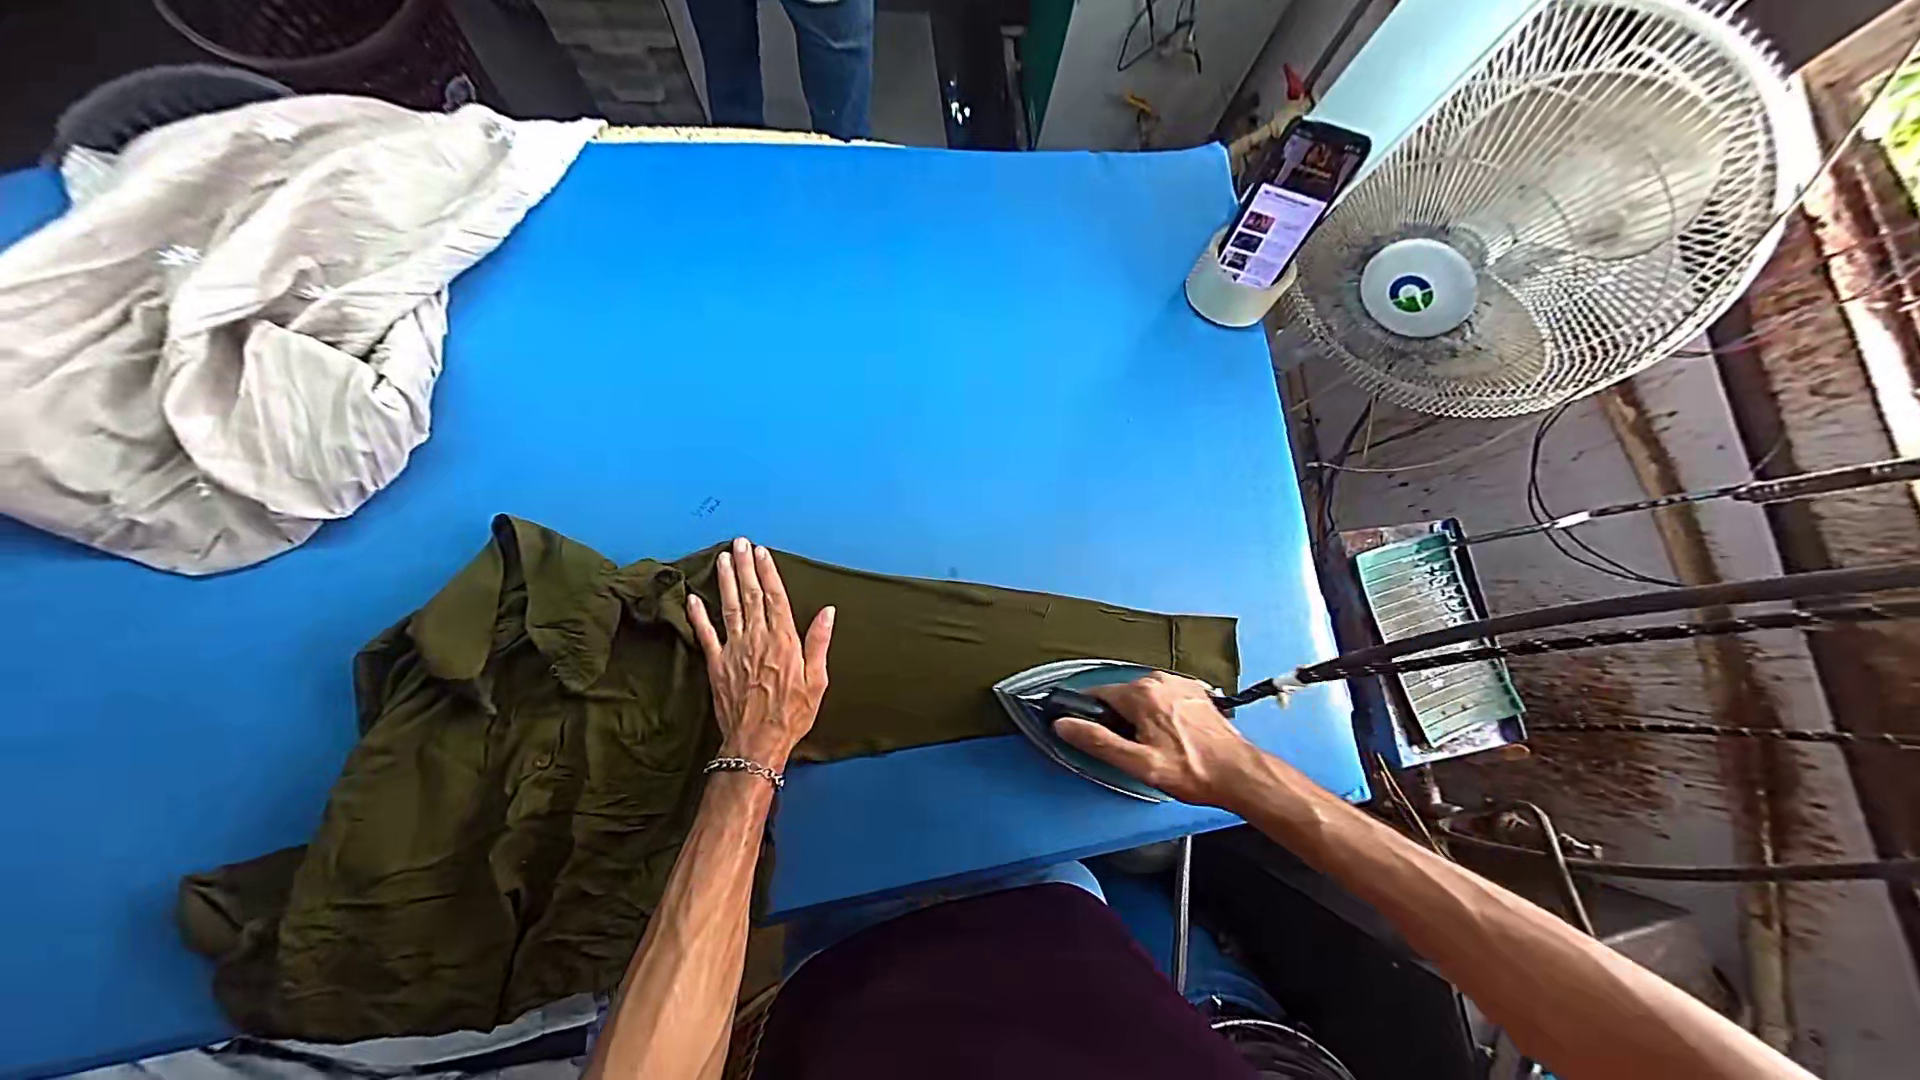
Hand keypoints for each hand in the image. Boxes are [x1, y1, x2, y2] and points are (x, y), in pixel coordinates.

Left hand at [686, 537, 833, 769]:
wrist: (757, 742)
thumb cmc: (792, 714)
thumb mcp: (817, 679)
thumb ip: (819, 642)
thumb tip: (828, 612)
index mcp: (784, 640)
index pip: (776, 597)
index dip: (768, 573)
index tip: (763, 552)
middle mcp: (757, 639)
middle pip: (751, 595)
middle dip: (746, 567)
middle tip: (740, 543)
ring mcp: (734, 650)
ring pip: (729, 607)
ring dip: (726, 581)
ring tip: (723, 559)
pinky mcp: (716, 665)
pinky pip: (705, 635)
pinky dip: (698, 616)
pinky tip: (694, 598)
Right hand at [1052, 672, 1261, 806]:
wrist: (1238, 773)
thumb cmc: (1192, 771)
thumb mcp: (1138, 763)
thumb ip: (1097, 741)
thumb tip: (1065, 725)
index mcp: (1141, 694)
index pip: (1097, 695)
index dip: (1092, 716)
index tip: (1097, 734)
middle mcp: (1159, 681)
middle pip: (1121, 696)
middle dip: (1120, 719)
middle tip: (1136, 749)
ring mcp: (1179, 684)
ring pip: (1143, 696)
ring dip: (1142, 716)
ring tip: (1159, 746)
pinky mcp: (1194, 691)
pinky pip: (1164, 697)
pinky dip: (1162, 712)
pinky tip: (1174, 736)